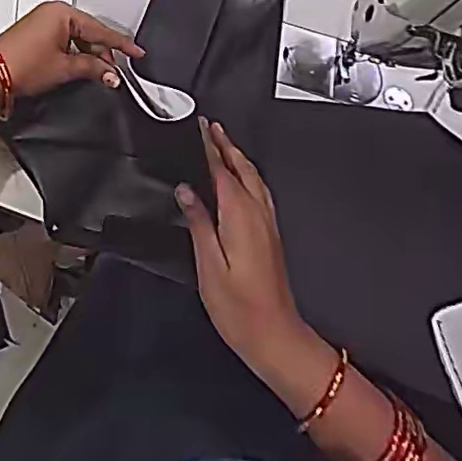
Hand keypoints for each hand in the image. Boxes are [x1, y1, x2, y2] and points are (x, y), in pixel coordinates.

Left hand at [0, 0, 144, 98]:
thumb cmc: (17, 65)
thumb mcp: (65, 68)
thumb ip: (93, 68)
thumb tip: (109, 72)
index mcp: (62, 12)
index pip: (101, 30)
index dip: (121, 44)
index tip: (135, 51)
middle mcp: (52, 13)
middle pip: (90, 33)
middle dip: (102, 54)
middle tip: (113, 72)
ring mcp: (43, 22)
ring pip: (77, 39)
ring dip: (88, 57)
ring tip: (96, 74)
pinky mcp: (36, 34)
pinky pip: (65, 41)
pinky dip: (74, 55)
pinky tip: (79, 69)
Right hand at [177, 119, 334, 399]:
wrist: (274, 333)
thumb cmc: (240, 307)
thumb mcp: (208, 264)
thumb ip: (198, 222)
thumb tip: (187, 192)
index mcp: (240, 214)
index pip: (221, 169)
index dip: (209, 147)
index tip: (200, 128)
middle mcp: (258, 213)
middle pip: (241, 167)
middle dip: (226, 145)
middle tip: (212, 127)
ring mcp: (268, 222)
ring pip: (254, 177)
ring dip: (238, 157)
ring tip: (224, 144)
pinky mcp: (271, 233)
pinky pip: (259, 191)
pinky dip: (248, 175)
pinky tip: (242, 180)